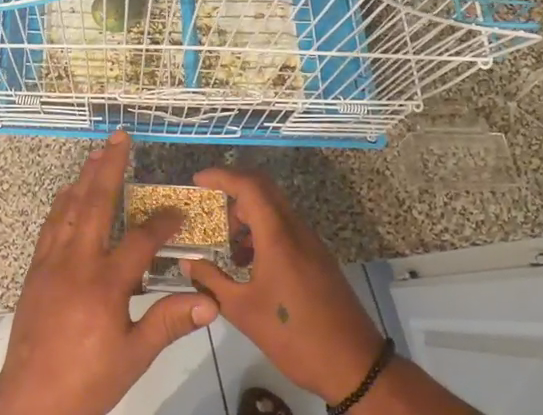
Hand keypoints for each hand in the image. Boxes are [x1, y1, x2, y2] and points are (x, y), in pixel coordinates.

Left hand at [0, 131, 218, 414]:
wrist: (31, 397)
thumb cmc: (88, 379)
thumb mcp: (134, 356)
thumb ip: (169, 322)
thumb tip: (209, 301)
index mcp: (105, 284)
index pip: (140, 241)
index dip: (162, 224)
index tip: (178, 213)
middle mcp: (76, 261)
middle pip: (95, 203)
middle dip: (109, 168)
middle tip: (120, 137)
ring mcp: (51, 261)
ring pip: (69, 208)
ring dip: (85, 177)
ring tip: (98, 153)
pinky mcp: (36, 268)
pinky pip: (51, 224)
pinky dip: (63, 203)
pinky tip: (69, 193)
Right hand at [185, 167, 385, 404]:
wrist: (356, 367)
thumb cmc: (295, 336)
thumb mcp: (243, 311)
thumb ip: (211, 281)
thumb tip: (187, 262)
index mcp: (278, 237)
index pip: (249, 186)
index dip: (221, 176)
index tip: (198, 181)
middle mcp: (297, 231)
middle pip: (264, 189)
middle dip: (233, 192)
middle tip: (209, 210)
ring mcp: (312, 244)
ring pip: (275, 209)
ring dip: (248, 216)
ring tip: (227, 246)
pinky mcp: (319, 259)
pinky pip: (286, 228)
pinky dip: (263, 232)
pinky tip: (250, 264)